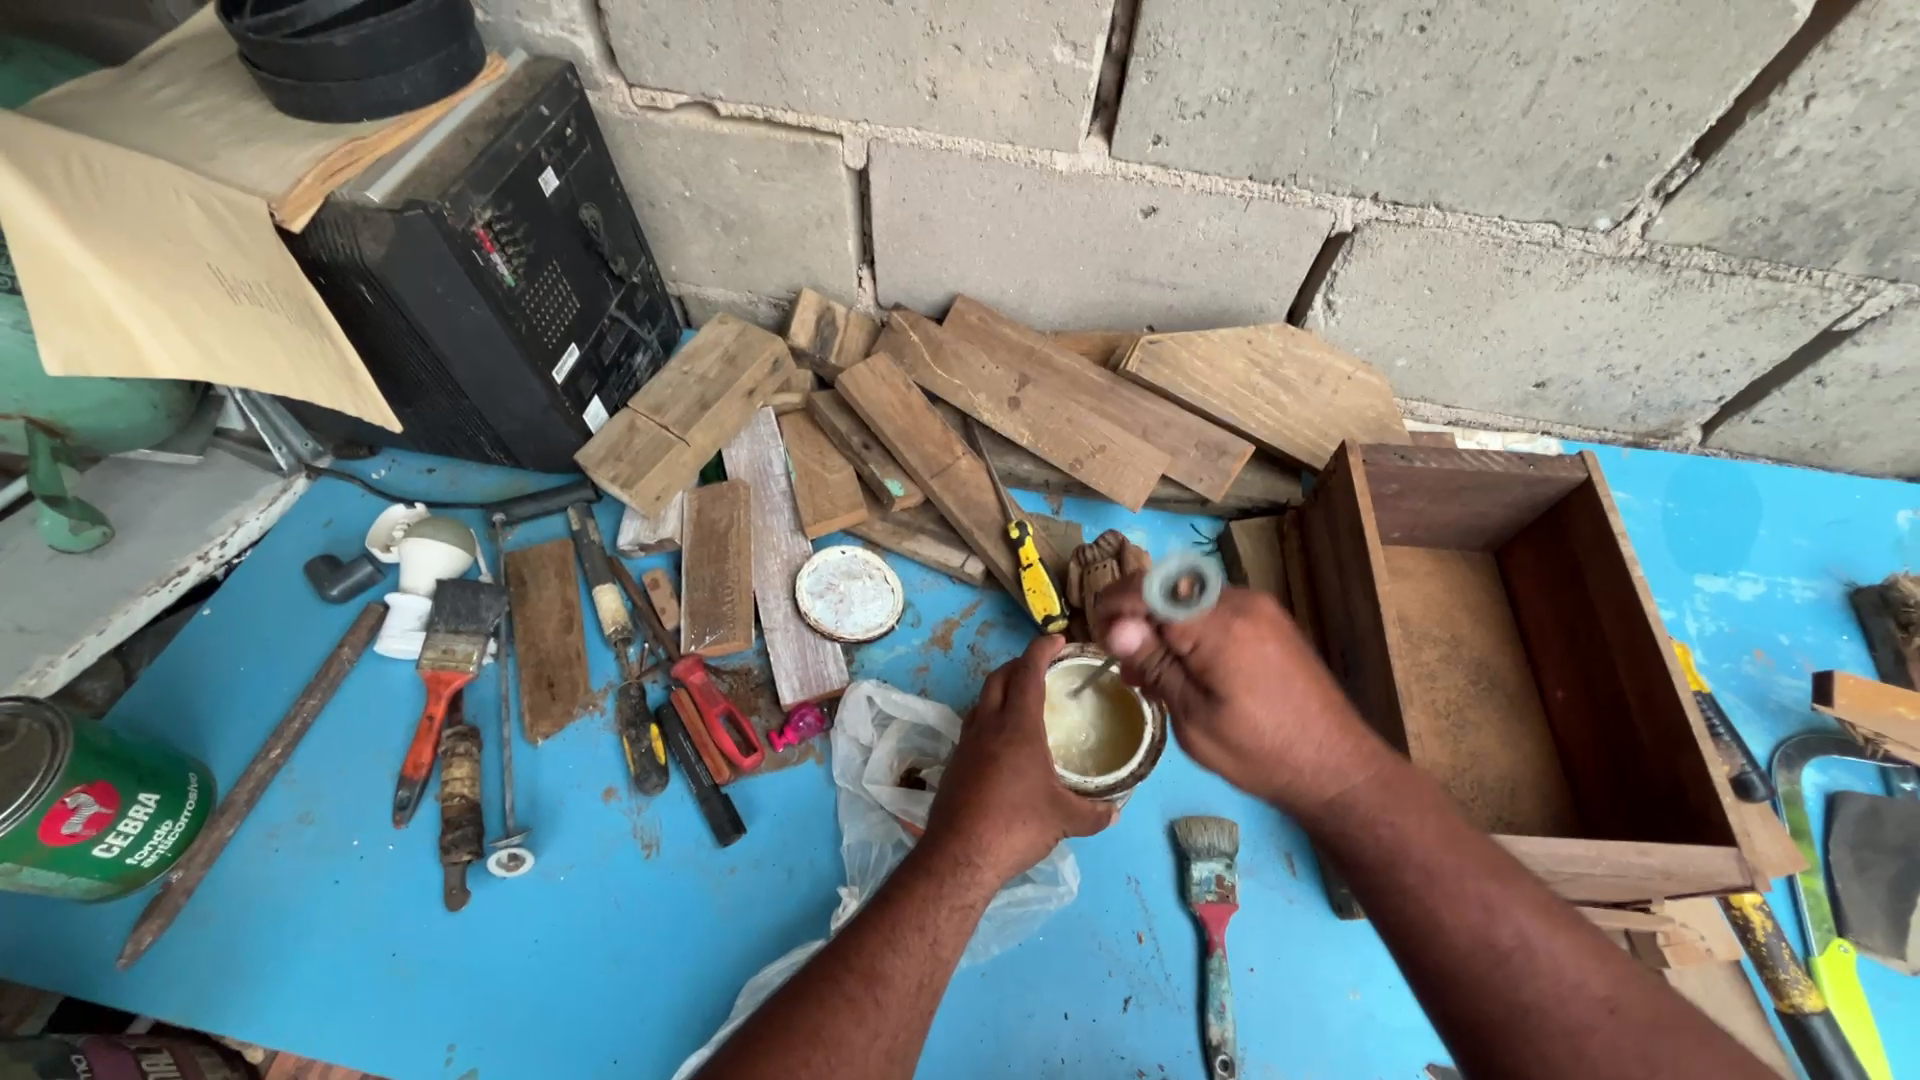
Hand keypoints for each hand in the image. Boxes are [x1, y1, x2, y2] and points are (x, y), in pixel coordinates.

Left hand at [922, 635, 1119, 882]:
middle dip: (1019, 664)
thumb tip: (1115, 811)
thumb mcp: (1065, 819)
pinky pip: (974, 725)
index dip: (1041, 649)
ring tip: (1023, 701)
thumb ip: (1093, 813)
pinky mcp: (955, 763)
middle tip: (1042, 668)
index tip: (1057, 640)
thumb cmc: (1016, 825)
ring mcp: (967, 743)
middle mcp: (988, 725)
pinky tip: (1003, 742)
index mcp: (1017, 726)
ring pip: (982, 700)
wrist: (959, 855)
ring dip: (1001, 689)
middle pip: (999, 677)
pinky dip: (990, 717)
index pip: (1027, 671)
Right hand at [1092, 575, 1397, 819]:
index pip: (1148, 587)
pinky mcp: (1270, 620)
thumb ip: (1155, 665)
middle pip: (1167, 587)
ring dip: (1162, 626)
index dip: (1113, 604)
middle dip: (1136, 618)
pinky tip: (1187, 670)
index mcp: (1219, 625)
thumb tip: (1114, 626)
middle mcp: (1241, 602)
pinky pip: (1214, 610)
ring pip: (1188, 598)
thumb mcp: (1194, 718)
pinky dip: (1190, 630)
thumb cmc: (1260, 753)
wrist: (1337, 767)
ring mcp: (1260, 608)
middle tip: (1127, 668)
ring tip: (1154, 677)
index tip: (1099, 639)